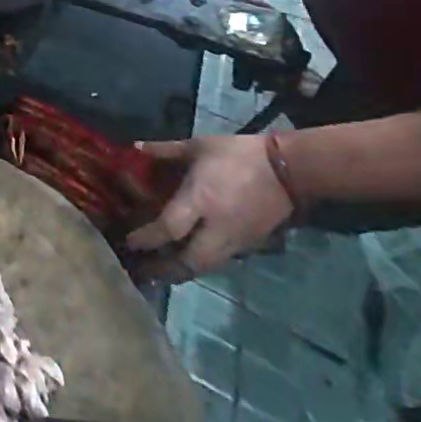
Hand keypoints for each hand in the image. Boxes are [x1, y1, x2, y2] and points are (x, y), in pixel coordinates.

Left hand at [124, 136, 291, 282]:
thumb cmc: (238, 154)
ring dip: (183, 272)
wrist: (291, 169)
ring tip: (161, 274)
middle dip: (165, 269)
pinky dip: (202, 265)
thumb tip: (136, 146)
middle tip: (142, 271)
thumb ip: (165, 150)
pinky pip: (222, 261)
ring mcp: (238, 239)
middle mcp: (218, 226)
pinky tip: (188, 262)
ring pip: (208, 266)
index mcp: (200, 200)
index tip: (129, 242)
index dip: (147, 238)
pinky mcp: (253, 244)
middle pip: (191, 260)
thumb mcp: (197, 147)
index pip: (169, 228)